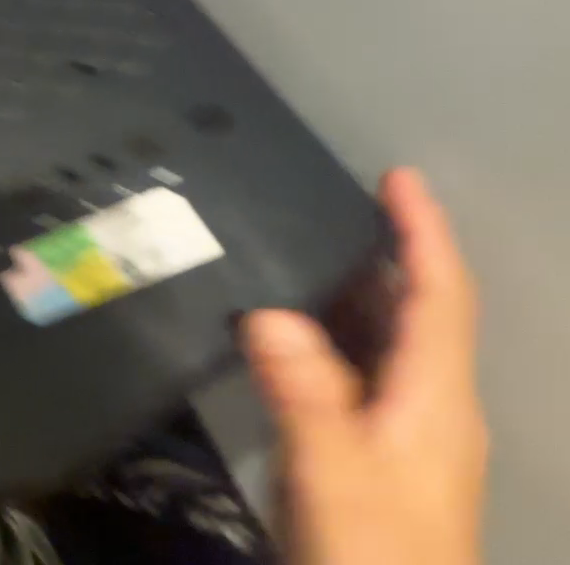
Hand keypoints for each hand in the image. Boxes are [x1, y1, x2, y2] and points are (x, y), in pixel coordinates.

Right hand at [241, 168, 486, 564]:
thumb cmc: (370, 547)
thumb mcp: (333, 474)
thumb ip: (305, 396)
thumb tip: (268, 312)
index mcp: (434, 401)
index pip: (439, 301)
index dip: (423, 236)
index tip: (401, 179)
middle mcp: (429, 404)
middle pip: (419, 310)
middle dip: (390, 249)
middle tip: (337, 198)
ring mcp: (403, 425)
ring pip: (386, 335)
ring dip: (356, 283)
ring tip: (303, 241)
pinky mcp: (371, 441)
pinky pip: (355, 360)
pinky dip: (327, 324)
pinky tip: (287, 318)